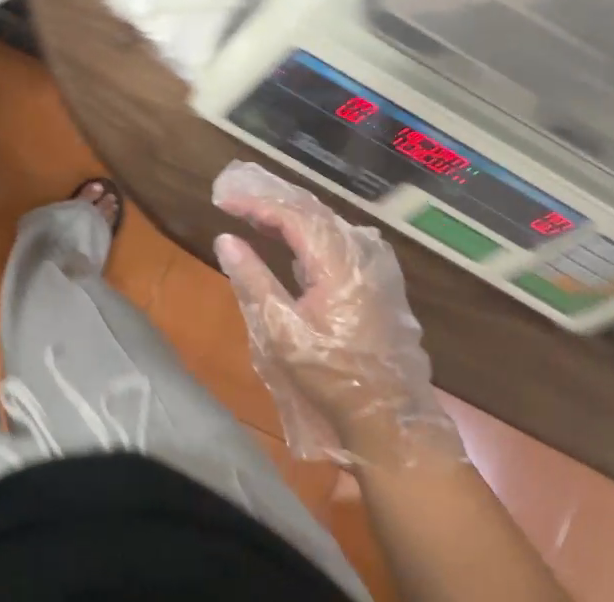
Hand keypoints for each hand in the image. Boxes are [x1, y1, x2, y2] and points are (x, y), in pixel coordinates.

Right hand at [212, 162, 462, 466]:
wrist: (392, 416)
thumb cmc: (332, 376)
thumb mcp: (282, 333)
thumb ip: (253, 280)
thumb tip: (225, 239)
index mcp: (340, 263)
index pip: (294, 215)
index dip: (256, 203)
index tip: (222, 201)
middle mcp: (363, 253)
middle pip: (312, 211)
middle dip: (271, 200)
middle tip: (232, 197)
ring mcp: (377, 264)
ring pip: (327, 221)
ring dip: (289, 212)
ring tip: (253, 211)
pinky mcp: (379, 277)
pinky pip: (339, 237)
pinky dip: (309, 229)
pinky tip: (290, 237)